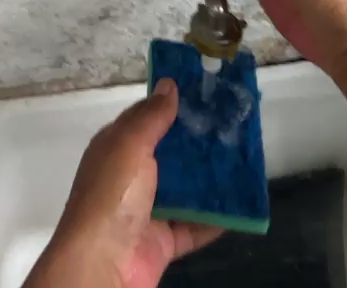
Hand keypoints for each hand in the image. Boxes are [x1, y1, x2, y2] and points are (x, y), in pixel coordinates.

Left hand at [23, 79, 221, 287]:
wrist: (103, 263)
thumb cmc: (113, 194)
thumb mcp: (129, 145)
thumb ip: (151, 117)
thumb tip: (169, 83)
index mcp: (117, 147)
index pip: (146, 118)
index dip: (172, 106)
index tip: (205, 94)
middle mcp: (131, 175)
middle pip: (169, 154)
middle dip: (198, 143)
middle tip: (234, 127)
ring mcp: (148, 210)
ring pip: (185, 189)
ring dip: (210, 179)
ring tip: (244, 162)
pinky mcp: (164, 241)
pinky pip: (194, 227)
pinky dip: (216, 219)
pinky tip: (241, 206)